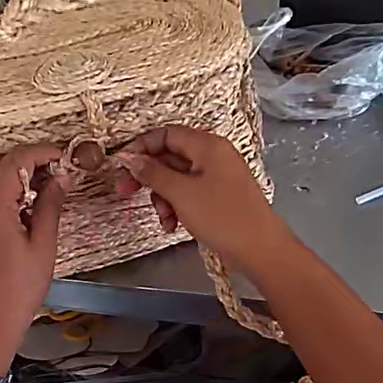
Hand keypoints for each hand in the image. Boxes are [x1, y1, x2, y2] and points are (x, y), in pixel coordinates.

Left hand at [0, 146, 65, 369]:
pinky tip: (21, 216)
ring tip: (40, 198)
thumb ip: (50, 206)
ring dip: (12, 180)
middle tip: (54, 175)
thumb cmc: (16, 291)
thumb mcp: (43, 247)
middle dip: (26, 162)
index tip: (63, 156)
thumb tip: (61, 179)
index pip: (15, 160)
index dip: (42, 153)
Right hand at [116, 126, 292, 272]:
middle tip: (126, 192)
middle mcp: (214, 155)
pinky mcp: (220, 195)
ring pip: (177, 177)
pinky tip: (174, 224)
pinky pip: (189, 192)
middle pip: (170, 156)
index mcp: (207, 145)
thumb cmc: (222, 217)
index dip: (141, 148)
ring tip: (164, 219)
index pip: (165, 134)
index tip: (122, 166)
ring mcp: (218, 176)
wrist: (260, 249)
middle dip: (150, 177)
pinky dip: (177, 205)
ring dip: (163, 197)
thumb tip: (128, 157)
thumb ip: (152, 173)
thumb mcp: (181, 193)